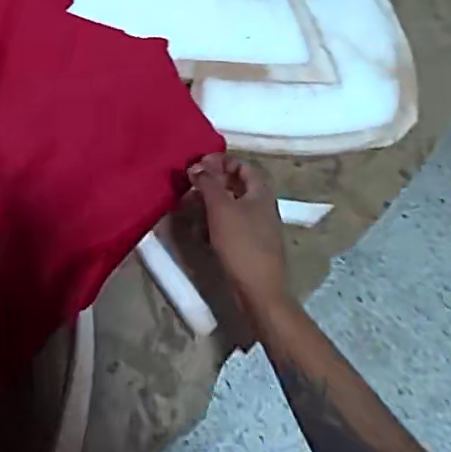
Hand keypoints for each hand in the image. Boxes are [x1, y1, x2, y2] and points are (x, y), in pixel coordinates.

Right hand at [189, 153, 288, 314]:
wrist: (259, 290)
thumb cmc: (241, 243)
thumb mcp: (221, 208)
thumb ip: (208, 183)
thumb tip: (196, 166)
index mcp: (260, 192)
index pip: (241, 165)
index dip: (220, 161)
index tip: (198, 164)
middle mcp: (261, 205)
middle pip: (234, 185)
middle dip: (210, 183)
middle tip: (189, 185)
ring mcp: (256, 226)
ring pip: (229, 206)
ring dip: (209, 203)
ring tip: (188, 206)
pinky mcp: (248, 244)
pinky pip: (229, 225)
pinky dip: (213, 223)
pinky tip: (198, 230)